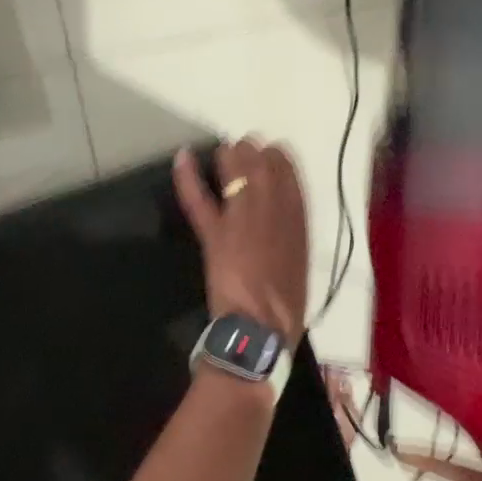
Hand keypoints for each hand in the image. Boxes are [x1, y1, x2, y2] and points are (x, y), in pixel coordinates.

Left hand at [173, 141, 309, 343]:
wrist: (262, 328)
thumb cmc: (285, 306)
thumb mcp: (298, 262)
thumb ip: (290, 235)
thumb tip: (280, 224)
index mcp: (298, 217)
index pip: (288, 169)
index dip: (273, 158)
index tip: (264, 160)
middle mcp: (274, 208)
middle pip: (262, 160)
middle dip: (250, 152)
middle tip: (240, 157)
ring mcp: (243, 217)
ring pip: (235, 168)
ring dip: (228, 155)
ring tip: (223, 156)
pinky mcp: (215, 233)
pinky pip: (199, 198)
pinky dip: (187, 176)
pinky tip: (182, 156)